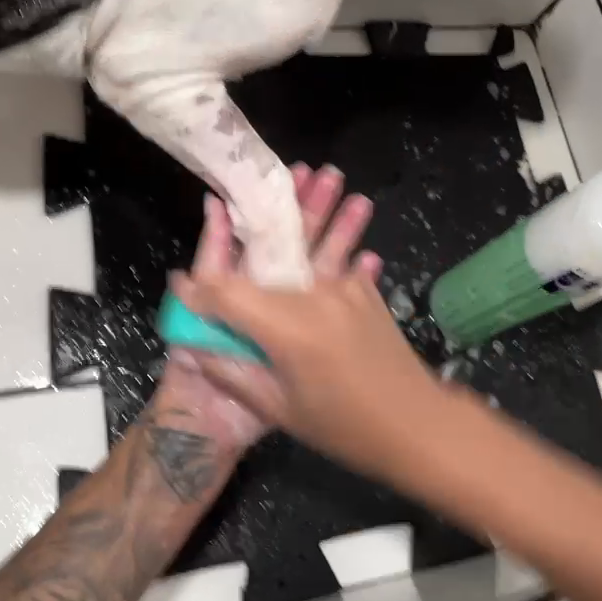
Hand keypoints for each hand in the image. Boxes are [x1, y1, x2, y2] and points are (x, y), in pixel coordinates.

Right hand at [171, 167, 449, 483]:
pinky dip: (344, 246)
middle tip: (253, 186)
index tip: (182, 280)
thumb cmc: (344, 427)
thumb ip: (235, 373)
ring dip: (322, 208)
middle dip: (266, 216)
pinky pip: (347, 264)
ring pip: (323, 244)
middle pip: (280, 250)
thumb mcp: (280, 408)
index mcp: (287, 329)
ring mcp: (349, 293)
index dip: (202, 288)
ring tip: (325, 173)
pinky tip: (356, 215)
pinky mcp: (369, 296)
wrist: (419, 427)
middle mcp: (316, 298)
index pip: (230, 295)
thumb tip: (195, 349)